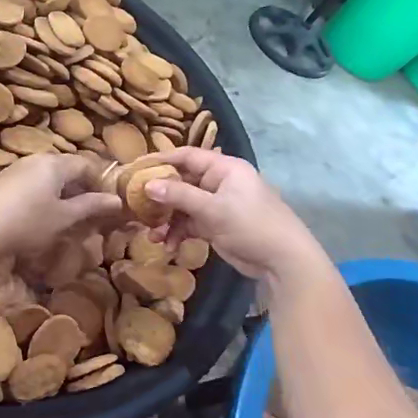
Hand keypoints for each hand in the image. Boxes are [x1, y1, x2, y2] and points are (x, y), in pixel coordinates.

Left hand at [0, 154, 124, 264]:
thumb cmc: (24, 222)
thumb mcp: (62, 218)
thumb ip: (90, 207)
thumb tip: (116, 200)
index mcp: (54, 163)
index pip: (88, 164)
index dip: (102, 183)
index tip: (109, 206)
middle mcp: (34, 160)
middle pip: (66, 171)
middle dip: (81, 192)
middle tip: (91, 217)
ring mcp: (14, 171)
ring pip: (47, 180)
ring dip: (61, 198)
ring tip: (67, 222)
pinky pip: (30, 188)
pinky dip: (41, 201)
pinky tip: (39, 222)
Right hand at [143, 148, 325, 279]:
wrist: (283, 261)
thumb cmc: (251, 225)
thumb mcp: (212, 209)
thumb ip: (178, 195)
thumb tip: (146, 185)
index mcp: (225, 169)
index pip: (187, 156)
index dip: (161, 160)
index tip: (135, 168)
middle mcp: (220, 183)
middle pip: (181, 182)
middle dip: (159, 197)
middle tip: (136, 206)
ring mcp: (217, 204)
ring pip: (182, 206)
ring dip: (166, 220)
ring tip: (153, 235)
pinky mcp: (215, 224)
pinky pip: (188, 223)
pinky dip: (177, 232)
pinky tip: (169, 246)